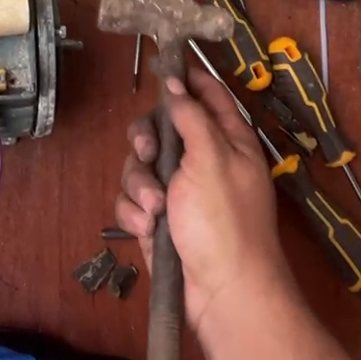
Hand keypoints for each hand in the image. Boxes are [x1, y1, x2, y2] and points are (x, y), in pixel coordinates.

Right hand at [114, 67, 292, 331]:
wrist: (220, 293)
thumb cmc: (223, 220)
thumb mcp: (211, 158)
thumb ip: (190, 115)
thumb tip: (175, 82)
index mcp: (227, 140)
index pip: (208, 94)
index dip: (186, 78)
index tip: (161, 65)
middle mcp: (201, 159)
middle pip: (160, 127)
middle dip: (146, 140)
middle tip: (148, 152)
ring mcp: (178, 189)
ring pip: (140, 163)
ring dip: (140, 185)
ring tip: (154, 208)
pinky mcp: (157, 216)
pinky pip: (133, 198)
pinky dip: (136, 211)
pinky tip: (147, 227)